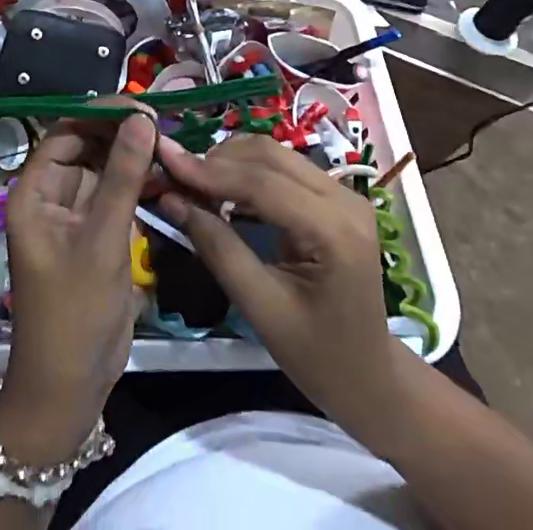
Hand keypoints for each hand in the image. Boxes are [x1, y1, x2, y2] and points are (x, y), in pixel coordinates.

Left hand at [0, 109, 155, 462]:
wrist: (70, 382)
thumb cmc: (74, 310)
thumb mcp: (102, 239)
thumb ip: (122, 176)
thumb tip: (142, 118)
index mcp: (34, 192)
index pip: (67, 132)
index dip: (102, 114)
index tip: (146, 108)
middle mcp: (52, 195)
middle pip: (88, 145)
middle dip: (124, 132)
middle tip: (169, 126)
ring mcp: (77, 215)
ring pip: (107, 168)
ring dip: (136, 157)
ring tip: (175, 146)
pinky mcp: (99, 232)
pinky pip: (119, 194)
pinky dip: (142, 184)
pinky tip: (171, 177)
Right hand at [155, 133, 400, 416]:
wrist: (367, 374)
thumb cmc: (317, 354)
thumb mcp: (261, 307)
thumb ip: (218, 249)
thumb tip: (171, 200)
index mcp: (334, 230)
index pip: (264, 183)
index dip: (210, 171)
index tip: (164, 161)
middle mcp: (346, 199)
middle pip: (272, 157)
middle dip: (218, 160)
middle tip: (172, 173)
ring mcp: (345, 195)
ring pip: (277, 157)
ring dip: (232, 163)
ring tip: (189, 181)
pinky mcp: (336, 199)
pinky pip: (286, 172)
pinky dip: (249, 175)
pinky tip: (220, 190)